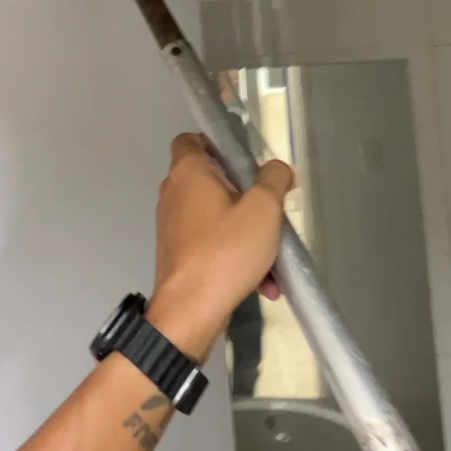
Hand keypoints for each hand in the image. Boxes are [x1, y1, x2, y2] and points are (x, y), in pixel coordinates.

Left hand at [146, 133, 293, 357]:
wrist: (190, 311)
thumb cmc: (225, 251)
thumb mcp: (263, 210)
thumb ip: (274, 180)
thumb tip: (276, 168)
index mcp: (188, 171)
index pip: (191, 139)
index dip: (217, 143)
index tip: (246, 162)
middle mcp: (174, 192)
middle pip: (212, 180)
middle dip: (246, 196)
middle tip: (269, 211)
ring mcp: (173, 224)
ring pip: (217, 216)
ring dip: (247, 233)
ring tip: (274, 259)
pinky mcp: (178, 252)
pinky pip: (212, 242)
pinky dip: (235, 254)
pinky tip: (264, 282)